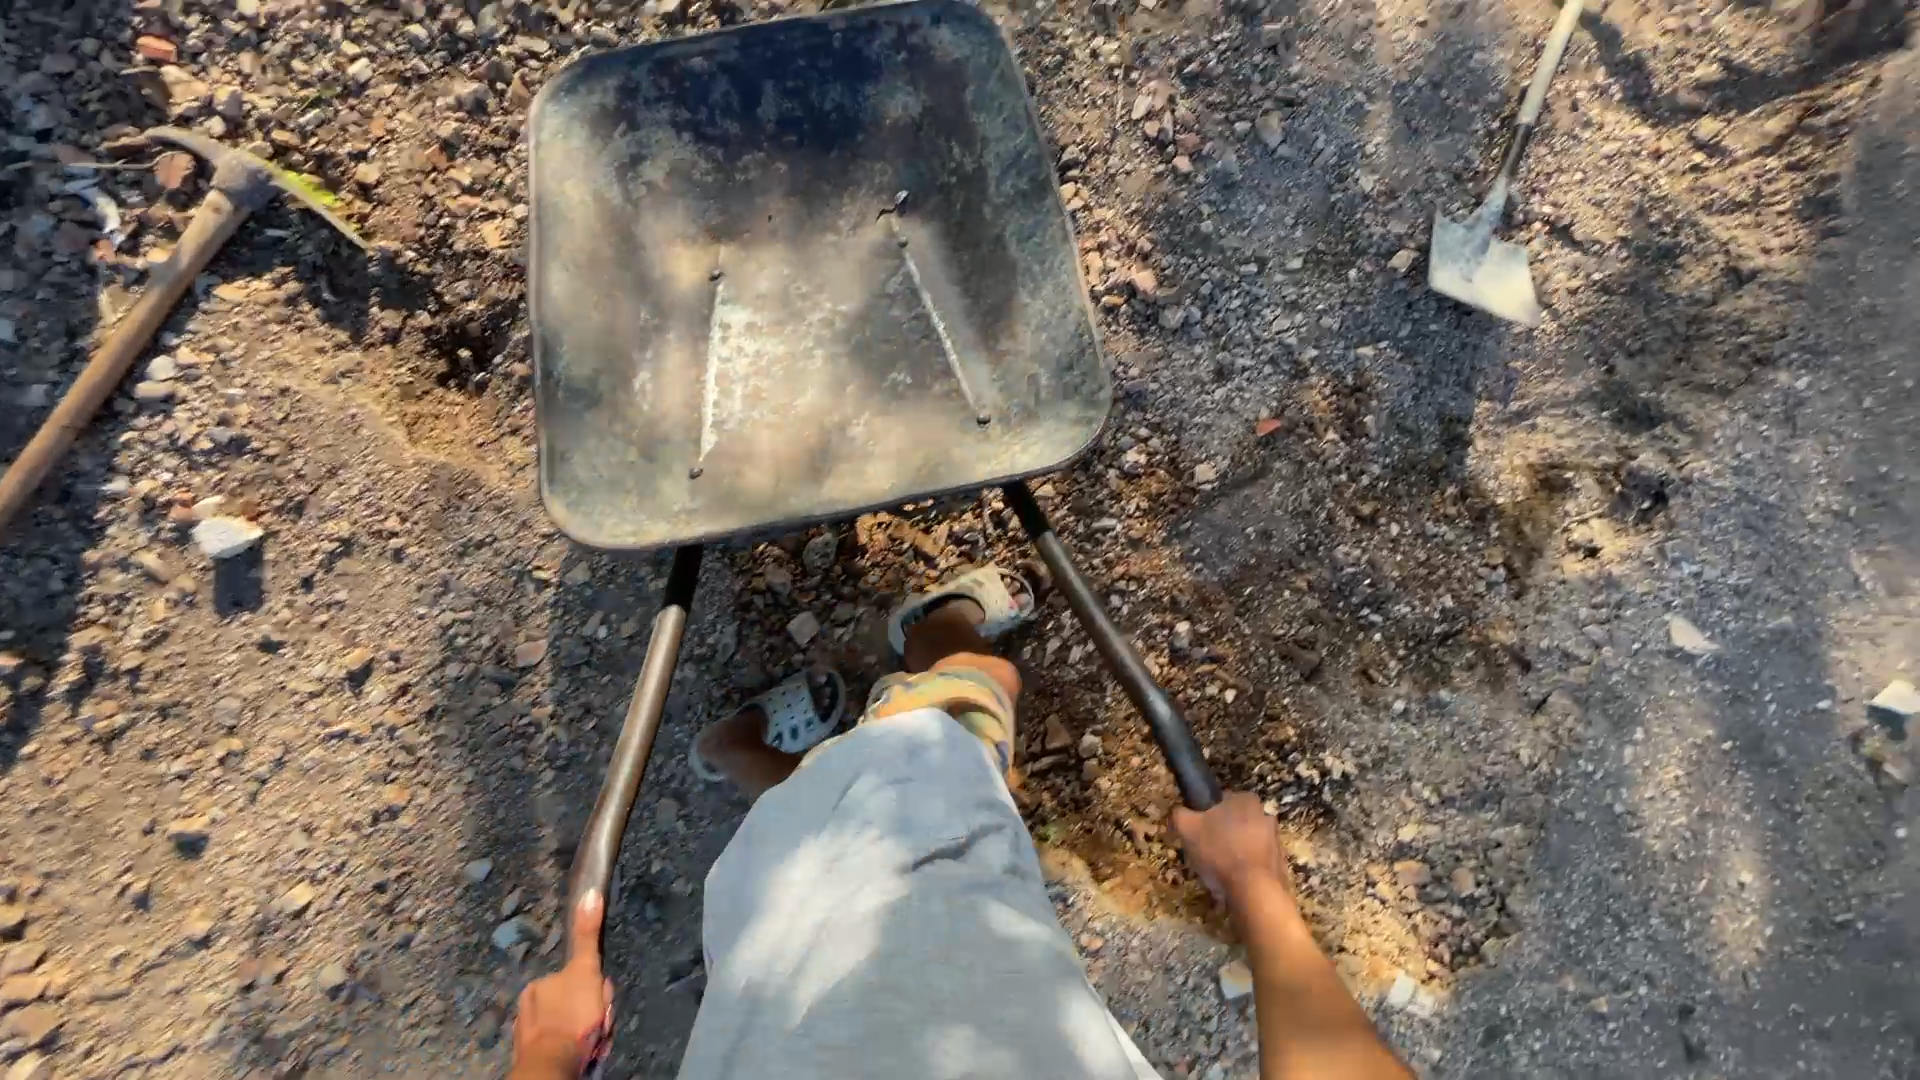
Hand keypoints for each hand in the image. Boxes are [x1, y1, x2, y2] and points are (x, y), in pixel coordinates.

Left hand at [509, 890, 613, 1079]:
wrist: (553, 1065)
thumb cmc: (572, 1014)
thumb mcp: (586, 969)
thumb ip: (587, 934)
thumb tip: (590, 893)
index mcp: (538, 986)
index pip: (576, 980)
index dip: (593, 989)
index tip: (599, 1002)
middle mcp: (527, 1007)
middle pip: (572, 1002)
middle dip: (588, 1011)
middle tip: (596, 1023)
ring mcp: (527, 1035)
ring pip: (567, 1025)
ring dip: (583, 1030)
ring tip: (592, 1040)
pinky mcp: (531, 1058)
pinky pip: (560, 1045)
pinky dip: (572, 1047)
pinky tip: (582, 1052)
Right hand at [1172, 791, 1293, 906]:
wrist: (1255, 891)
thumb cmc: (1220, 851)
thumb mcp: (1187, 828)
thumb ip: (1180, 814)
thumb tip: (1179, 812)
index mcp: (1245, 799)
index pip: (1221, 801)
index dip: (1207, 815)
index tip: (1199, 831)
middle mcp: (1265, 814)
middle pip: (1235, 822)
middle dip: (1222, 834)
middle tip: (1207, 851)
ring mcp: (1276, 840)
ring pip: (1246, 843)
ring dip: (1234, 853)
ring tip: (1219, 871)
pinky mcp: (1281, 864)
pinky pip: (1256, 863)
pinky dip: (1246, 870)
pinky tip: (1234, 882)